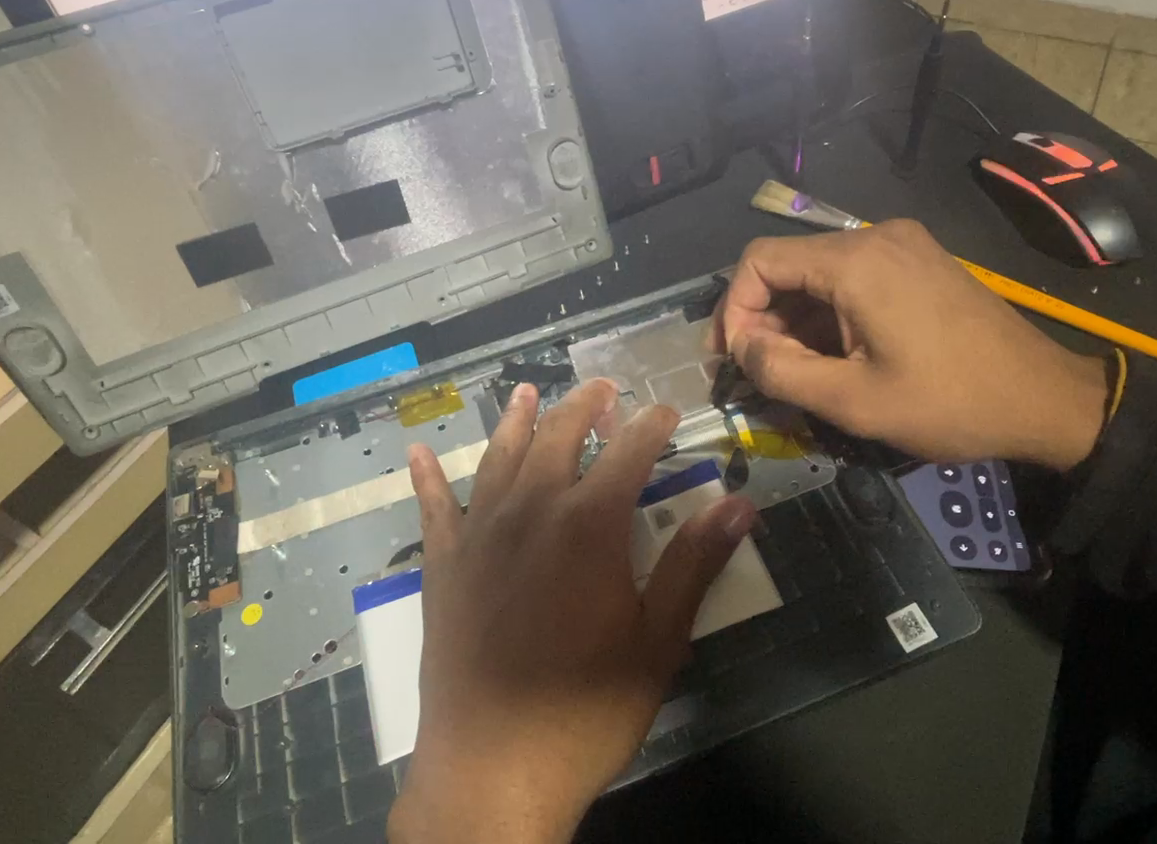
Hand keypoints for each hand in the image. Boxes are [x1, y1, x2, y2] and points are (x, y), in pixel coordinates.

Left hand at [388, 380, 757, 843]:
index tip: (667, 411)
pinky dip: (426, 477)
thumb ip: (694, 564)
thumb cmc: (585, 708)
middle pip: (560, 439)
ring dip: (517, 421)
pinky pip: (433, 507)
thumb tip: (739, 505)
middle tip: (603, 388)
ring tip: (529, 392)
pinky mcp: (444, 566)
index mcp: (588, 526)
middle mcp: (531, 512)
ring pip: (500, 458)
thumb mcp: (657, 641)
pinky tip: (417, 451)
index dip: (651, 426)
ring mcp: (480, 535)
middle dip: (586, 407)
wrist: (492, 768)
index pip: (628, 453)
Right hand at [712, 220, 1109, 470]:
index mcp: (856, 261)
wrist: (1046, 400)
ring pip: (818, 273)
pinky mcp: (918, 262)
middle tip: (754, 371)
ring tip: (792, 371)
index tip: (732, 358)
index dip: (734, 308)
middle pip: (788, 264)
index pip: (760, 260)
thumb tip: (741, 348)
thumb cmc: (949, 402)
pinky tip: (830, 353)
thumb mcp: (853, 401)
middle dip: (761, 317)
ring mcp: (901, 246)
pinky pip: (851, 278)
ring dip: (794, 319)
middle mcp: (875, 237)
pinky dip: (827, 313)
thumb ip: (780, 371)